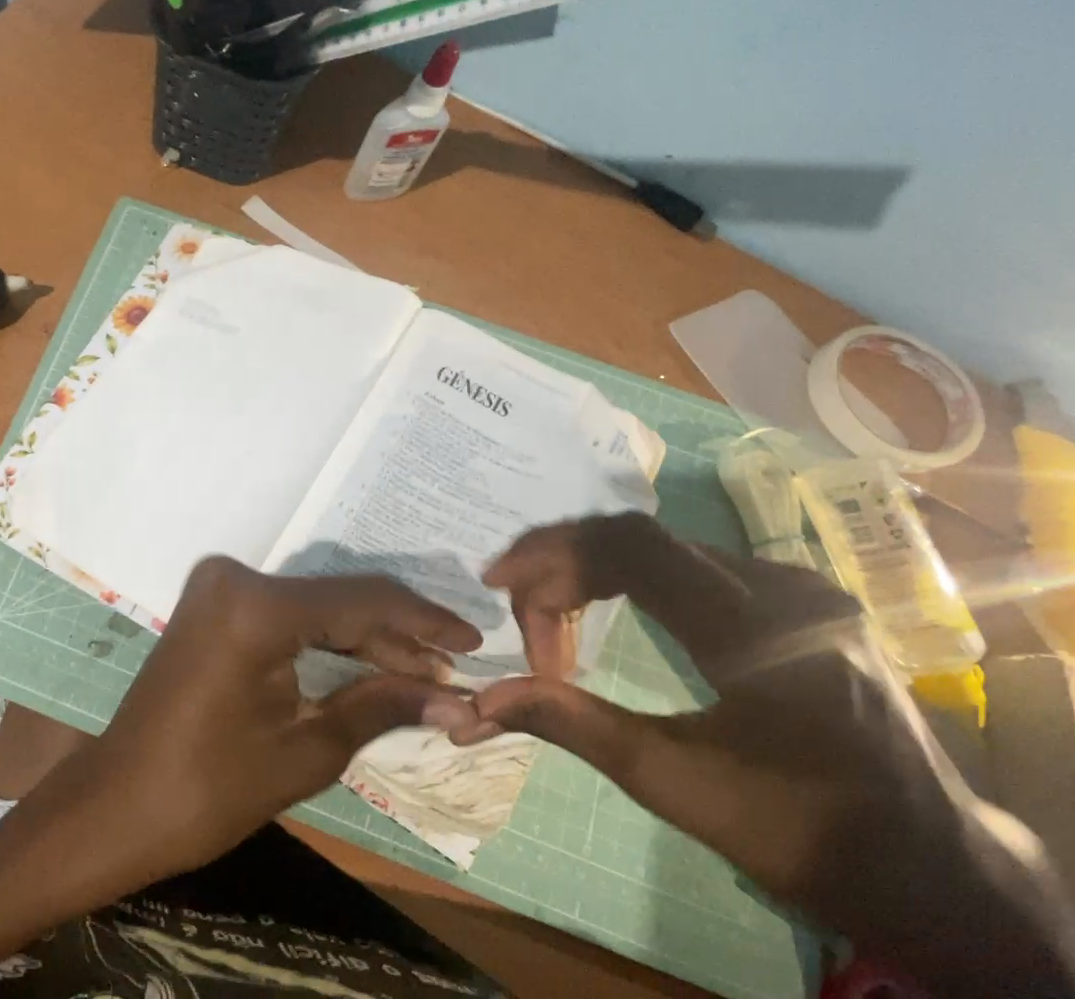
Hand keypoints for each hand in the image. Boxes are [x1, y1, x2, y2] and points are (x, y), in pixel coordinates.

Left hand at [22, 556, 482, 888]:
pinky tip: (370, 664)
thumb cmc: (208, 789)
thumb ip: (382, 706)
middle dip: (397, 636)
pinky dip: (325, 641)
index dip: (424, 623)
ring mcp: (215, 589)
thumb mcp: (307, 750)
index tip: (475, 642)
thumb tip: (459, 699)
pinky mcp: (209, 608)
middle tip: (455, 669)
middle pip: (337, 600)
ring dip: (365, 639)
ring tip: (425, 673)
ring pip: (312, 607)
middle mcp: (234, 578)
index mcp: (256, 606)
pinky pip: (283, 616)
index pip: (362, 602)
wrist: (119, 805)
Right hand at [432, 513, 1074, 997]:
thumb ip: (572, 724)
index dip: (552, 551)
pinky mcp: (804, 606)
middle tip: (519, 619)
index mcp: (757, 627)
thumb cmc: (796, 828)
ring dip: (595, 576)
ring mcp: (802, 592)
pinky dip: (634, 583)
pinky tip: (607, 614)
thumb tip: (481, 701)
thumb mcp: (673, 782)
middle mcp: (785, 588)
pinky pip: (696, 569)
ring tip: (551, 624)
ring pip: (667, 552)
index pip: (632, 545)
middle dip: (564, 571)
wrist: (928, 868)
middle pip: (643, 542)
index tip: (497, 583)